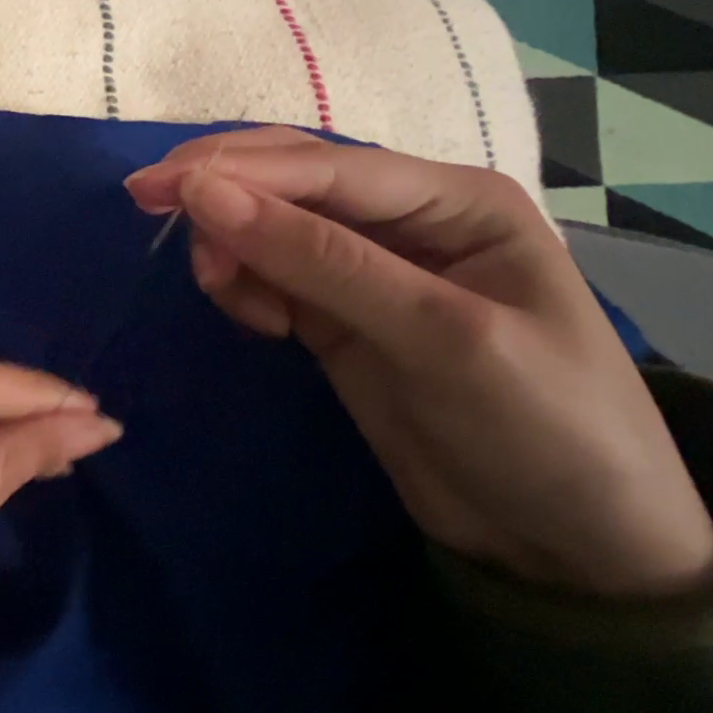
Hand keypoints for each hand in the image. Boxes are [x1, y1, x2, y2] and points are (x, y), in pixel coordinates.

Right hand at [126, 127, 712, 598]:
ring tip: (225, 294)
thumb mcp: (435, 336)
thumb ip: (316, 258)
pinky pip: (266, 274)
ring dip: (229, 246)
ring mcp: (365, 266)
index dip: (235, 168)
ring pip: (265, 225)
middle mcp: (405, 218)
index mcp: (453, 200)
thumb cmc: (540, 428)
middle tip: (144, 204)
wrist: (567, 548)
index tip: (154, 186)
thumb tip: (202, 193)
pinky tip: (255, 321)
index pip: (324, 164)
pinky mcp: (334, 314)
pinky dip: (242, 286)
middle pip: (288, 177)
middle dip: (219, 190)